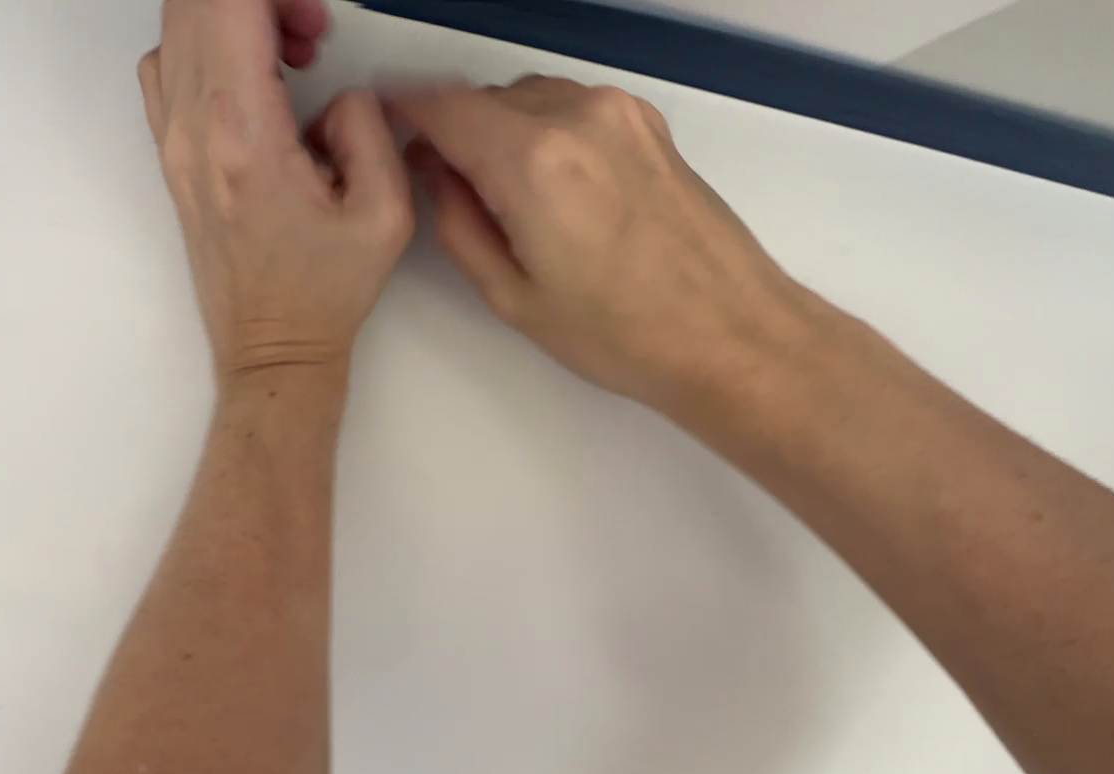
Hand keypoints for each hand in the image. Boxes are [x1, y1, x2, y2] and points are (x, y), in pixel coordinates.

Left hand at [139, 0, 414, 387]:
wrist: (272, 349)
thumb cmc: (321, 296)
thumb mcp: (385, 215)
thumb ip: (369, 127)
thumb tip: (340, 96)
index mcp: (246, 138)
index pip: (231, 0)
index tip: (316, 26)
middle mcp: (195, 132)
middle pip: (196, 2)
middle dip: (260, 1)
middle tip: (308, 38)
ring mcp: (174, 146)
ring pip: (177, 27)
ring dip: (231, 19)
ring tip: (284, 60)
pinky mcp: (172, 161)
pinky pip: (167, 70)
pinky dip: (205, 50)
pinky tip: (249, 84)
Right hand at [389, 77, 846, 414]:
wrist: (725, 333)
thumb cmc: (617, 333)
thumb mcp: (513, 297)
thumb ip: (459, 224)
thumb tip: (436, 172)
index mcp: (533, 161)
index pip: (444, 106)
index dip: (406, 112)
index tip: (389, 129)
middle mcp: (576, 115)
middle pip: (487, 99)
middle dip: (456, 133)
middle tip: (448, 188)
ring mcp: (620, 112)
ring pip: (530, 99)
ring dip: (502, 132)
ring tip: (506, 198)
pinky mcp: (649, 123)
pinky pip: (572, 108)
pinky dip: (544, 132)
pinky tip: (554, 188)